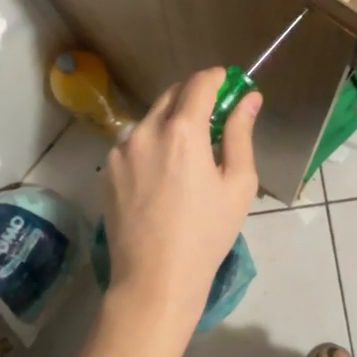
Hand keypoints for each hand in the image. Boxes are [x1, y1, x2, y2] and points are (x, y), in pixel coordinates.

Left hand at [102, 67, 260, 325]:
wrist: (154, 279)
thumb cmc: (206, 234)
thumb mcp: (238, 184)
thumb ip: (241, 134)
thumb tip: (249, 98)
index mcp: (182, 131)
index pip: (199, 83)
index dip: (217, 78)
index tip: (229, 83)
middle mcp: (146, 130)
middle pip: (171, 94)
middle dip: (194, 97)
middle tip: (214, 120)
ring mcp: (121, 150)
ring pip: (150, 119)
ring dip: (171, 123)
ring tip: (187, 156)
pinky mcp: (108, 170)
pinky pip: (134, 144)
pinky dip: (151, 146)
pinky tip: (162, 178)